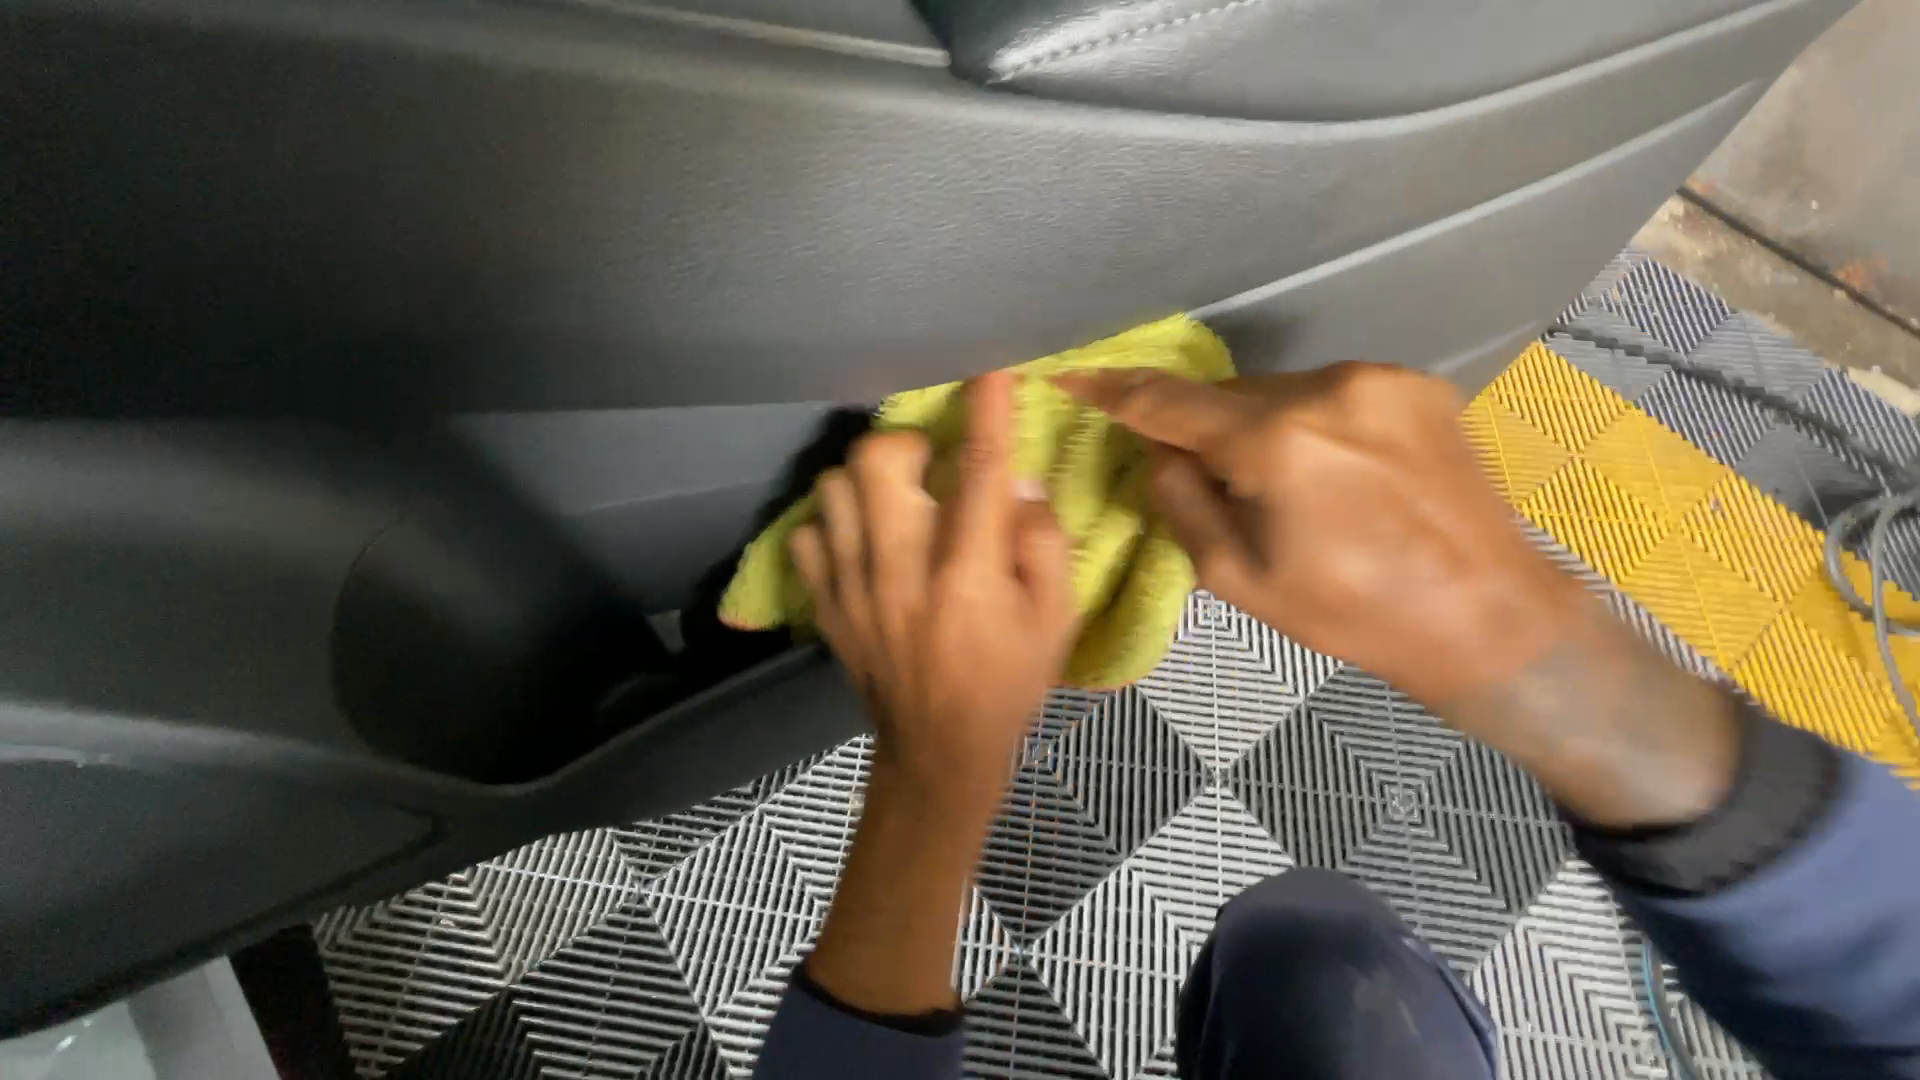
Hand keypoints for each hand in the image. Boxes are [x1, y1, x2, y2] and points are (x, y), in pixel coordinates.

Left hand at [791, 370, 1078, 811]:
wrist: (938, 751)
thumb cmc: (1007, 682)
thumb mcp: (1055, 620)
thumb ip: (1043, 544)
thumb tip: (1017, 483)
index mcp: (968, 573)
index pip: (979, 472)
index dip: (988, 412)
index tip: (990, 372)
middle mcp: (902, 570)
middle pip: (876, 462)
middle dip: (907, 444)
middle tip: (929, 467)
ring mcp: (853, 588)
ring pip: (832, 489)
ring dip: (866, 482)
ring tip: (893, 503)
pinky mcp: (826, 607)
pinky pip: (806, 537)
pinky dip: (831, 527)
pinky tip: (859, 543)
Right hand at [1054, 362, 1581, 706]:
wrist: (1487, 615)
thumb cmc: (1350, 612)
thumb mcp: (1236, 578)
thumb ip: (1180, 501)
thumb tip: (1160, 451)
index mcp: (1276, 444)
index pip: (1169, 403)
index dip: (1114, 390)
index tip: (1072, 376)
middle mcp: (1326, 391)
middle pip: (1225, 393)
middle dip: (1200, 426)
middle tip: (1206, 477)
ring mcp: (1379, 380)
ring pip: (1276, 389)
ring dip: (1255, 424)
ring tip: (1282, 484)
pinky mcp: (1416, 384)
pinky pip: (1327, 391)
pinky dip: (1306, 420)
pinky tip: (1332, 469)